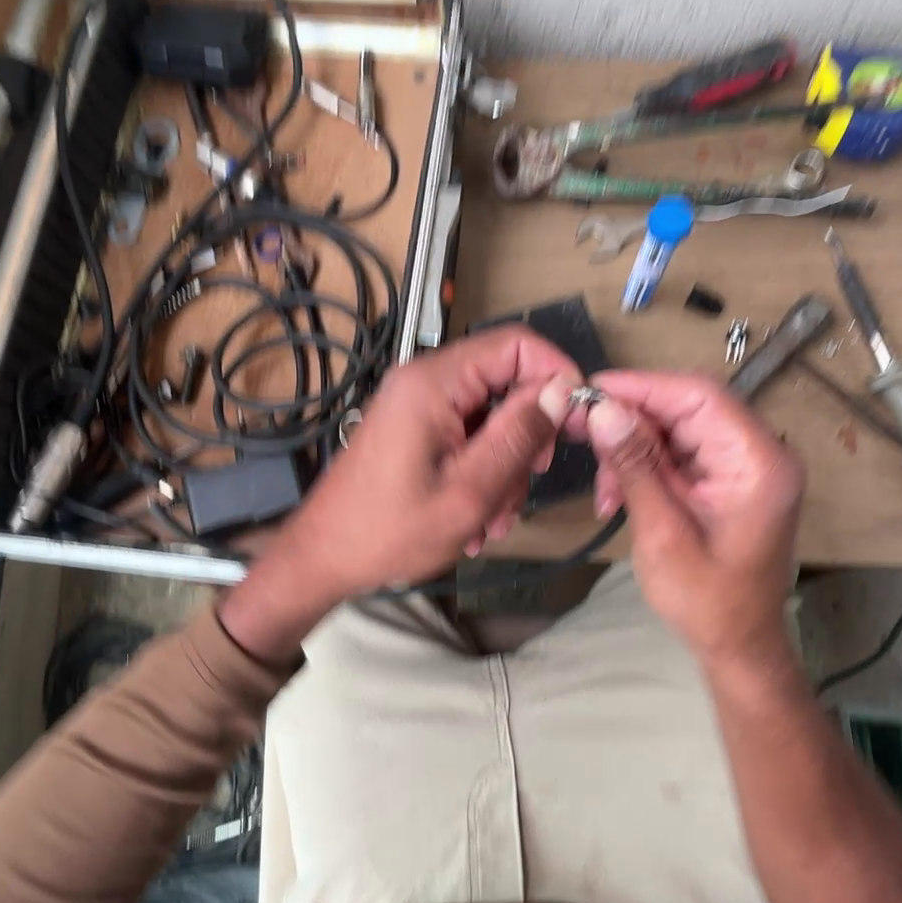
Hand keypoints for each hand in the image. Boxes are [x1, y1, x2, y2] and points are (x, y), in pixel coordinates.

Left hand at [262, 327, 579, 601]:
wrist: (324, 558)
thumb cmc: (389, 531)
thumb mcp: (468, 490)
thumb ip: (518, 435)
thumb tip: (562, 390)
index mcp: (433, 384)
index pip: (516, 344)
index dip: (556, 375)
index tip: (577, 421)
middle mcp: (424, 383)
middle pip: (506, 382)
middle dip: (527, 436)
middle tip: (527, 483)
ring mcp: (417, 407)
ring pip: (491, 416)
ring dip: (504, 467)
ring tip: (492, 518)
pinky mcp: (414, 430)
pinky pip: (466, 437)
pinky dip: (481, 473)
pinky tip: (476, 517)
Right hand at [569, 370, 804, 667]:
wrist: (738, 646)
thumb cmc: (708, 602)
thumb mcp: (663, 532)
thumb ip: (635, 465)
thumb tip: (603, 410)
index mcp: (758, 462)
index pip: (699, 397)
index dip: (643, 387)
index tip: (591, 391)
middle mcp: (759, 454)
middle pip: (687, 409)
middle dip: (630, 420)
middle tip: (580, 431)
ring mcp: (744, 466)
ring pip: (677, 429)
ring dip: (632, 449)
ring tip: (604, 488)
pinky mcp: (727, 480)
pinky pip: (679, 454)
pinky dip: (644, 467)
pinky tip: (617, 494)